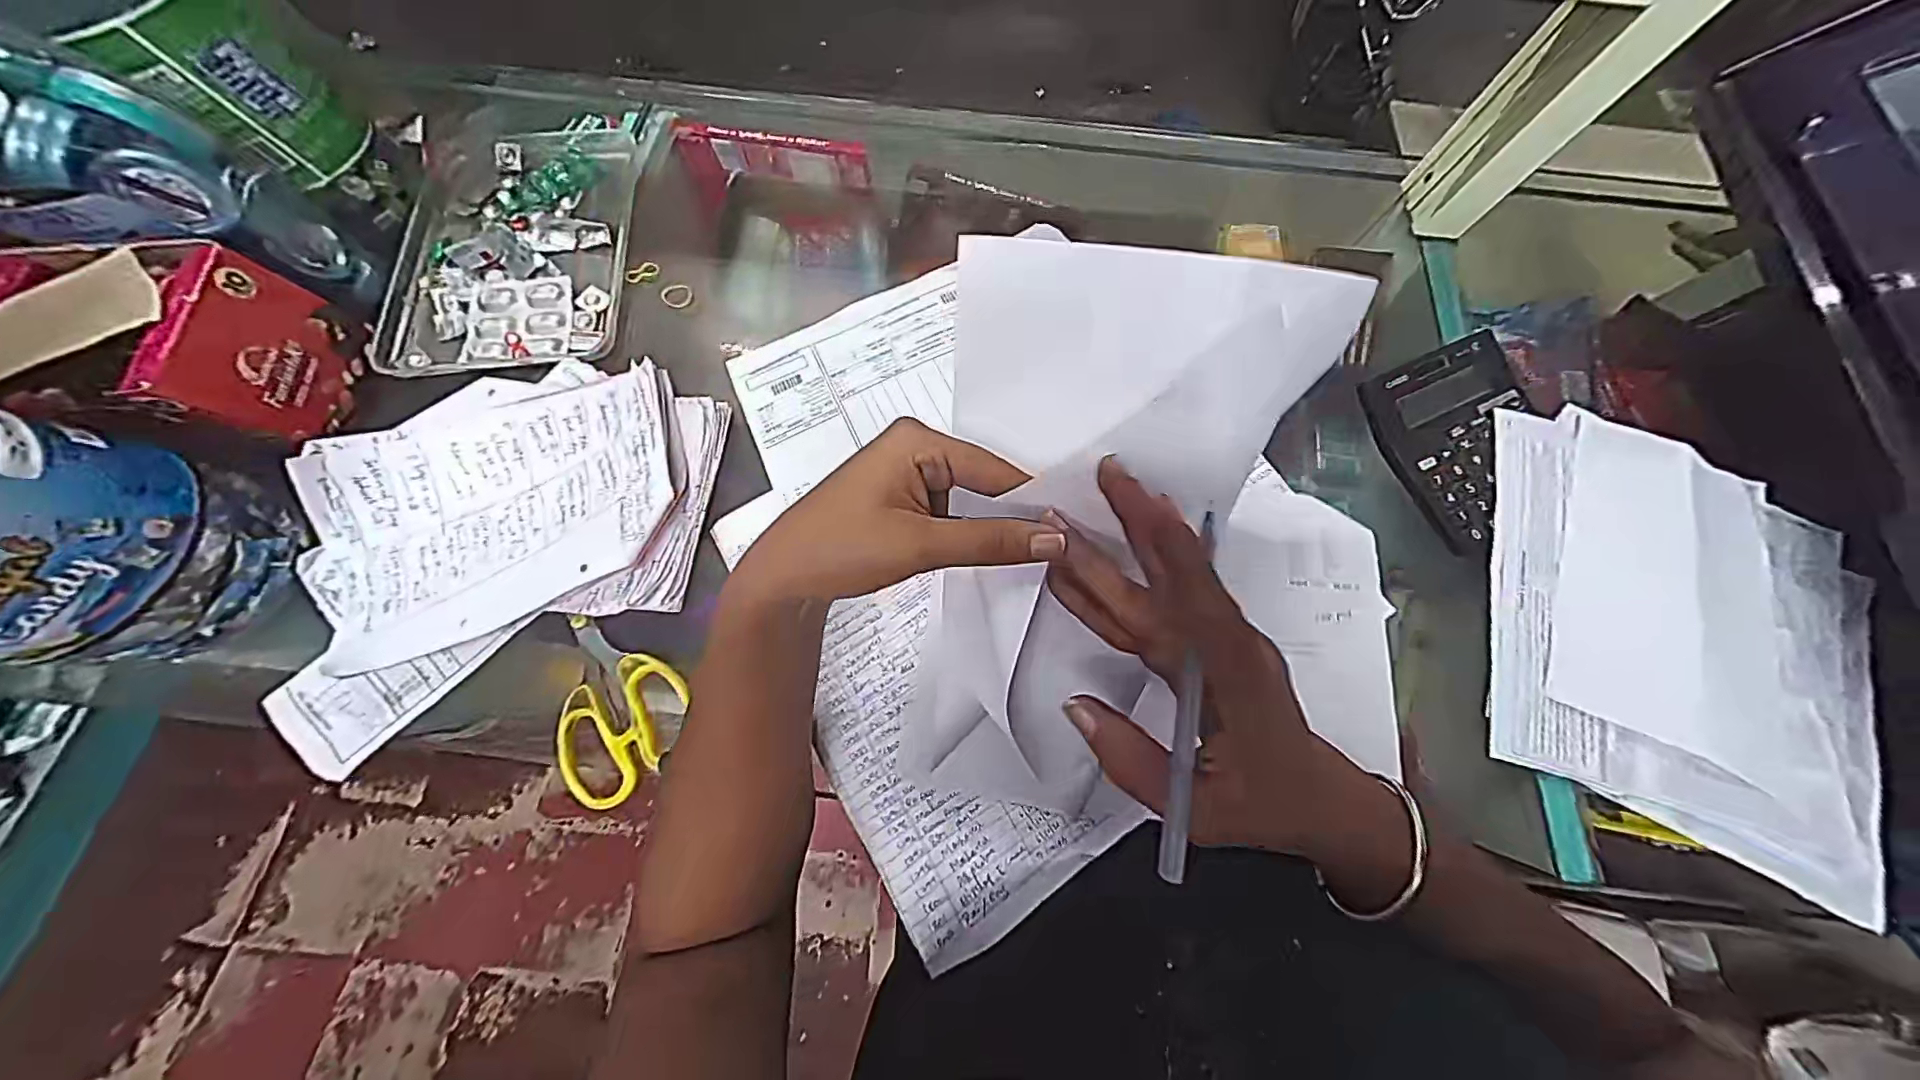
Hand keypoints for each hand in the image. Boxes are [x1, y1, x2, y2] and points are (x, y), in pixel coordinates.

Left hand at [729, 418, 1066, 605]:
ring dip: (991, 526)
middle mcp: (914, 447)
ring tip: (1032, 550)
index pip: (994, 468)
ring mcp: (908, 473)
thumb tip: (1048, 537)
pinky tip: (991, 550)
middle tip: (1056, 543)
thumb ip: (989, 541)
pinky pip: (951, 511)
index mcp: (916, 439)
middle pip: (984, 480)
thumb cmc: (833, 547)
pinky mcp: (904, 498)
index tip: (1068, 527)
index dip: (1032, 500)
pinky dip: (969, 531)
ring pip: (970, 499)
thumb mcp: (919, 544)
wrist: (784, 579)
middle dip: (1013, 514)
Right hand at [1050, 456, 1368, 856]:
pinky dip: (1157, 562)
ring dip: (1147, 531)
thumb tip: (1075, 705)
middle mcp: (1228, 646)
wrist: (1324, 801)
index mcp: (1226, 678)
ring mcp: (1226, 640)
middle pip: (1175, 577)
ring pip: (1176, 578)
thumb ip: (1129, 759)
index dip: (1151, 551)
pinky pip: (1179, 597)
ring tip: (1117, 491)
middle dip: (1138, 523)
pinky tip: (1139, 538)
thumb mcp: (1194, 807)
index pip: (1181, 603)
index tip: (1120, 507)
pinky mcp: (1218, 642)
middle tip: (1107, 475)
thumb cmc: (1265, 805)